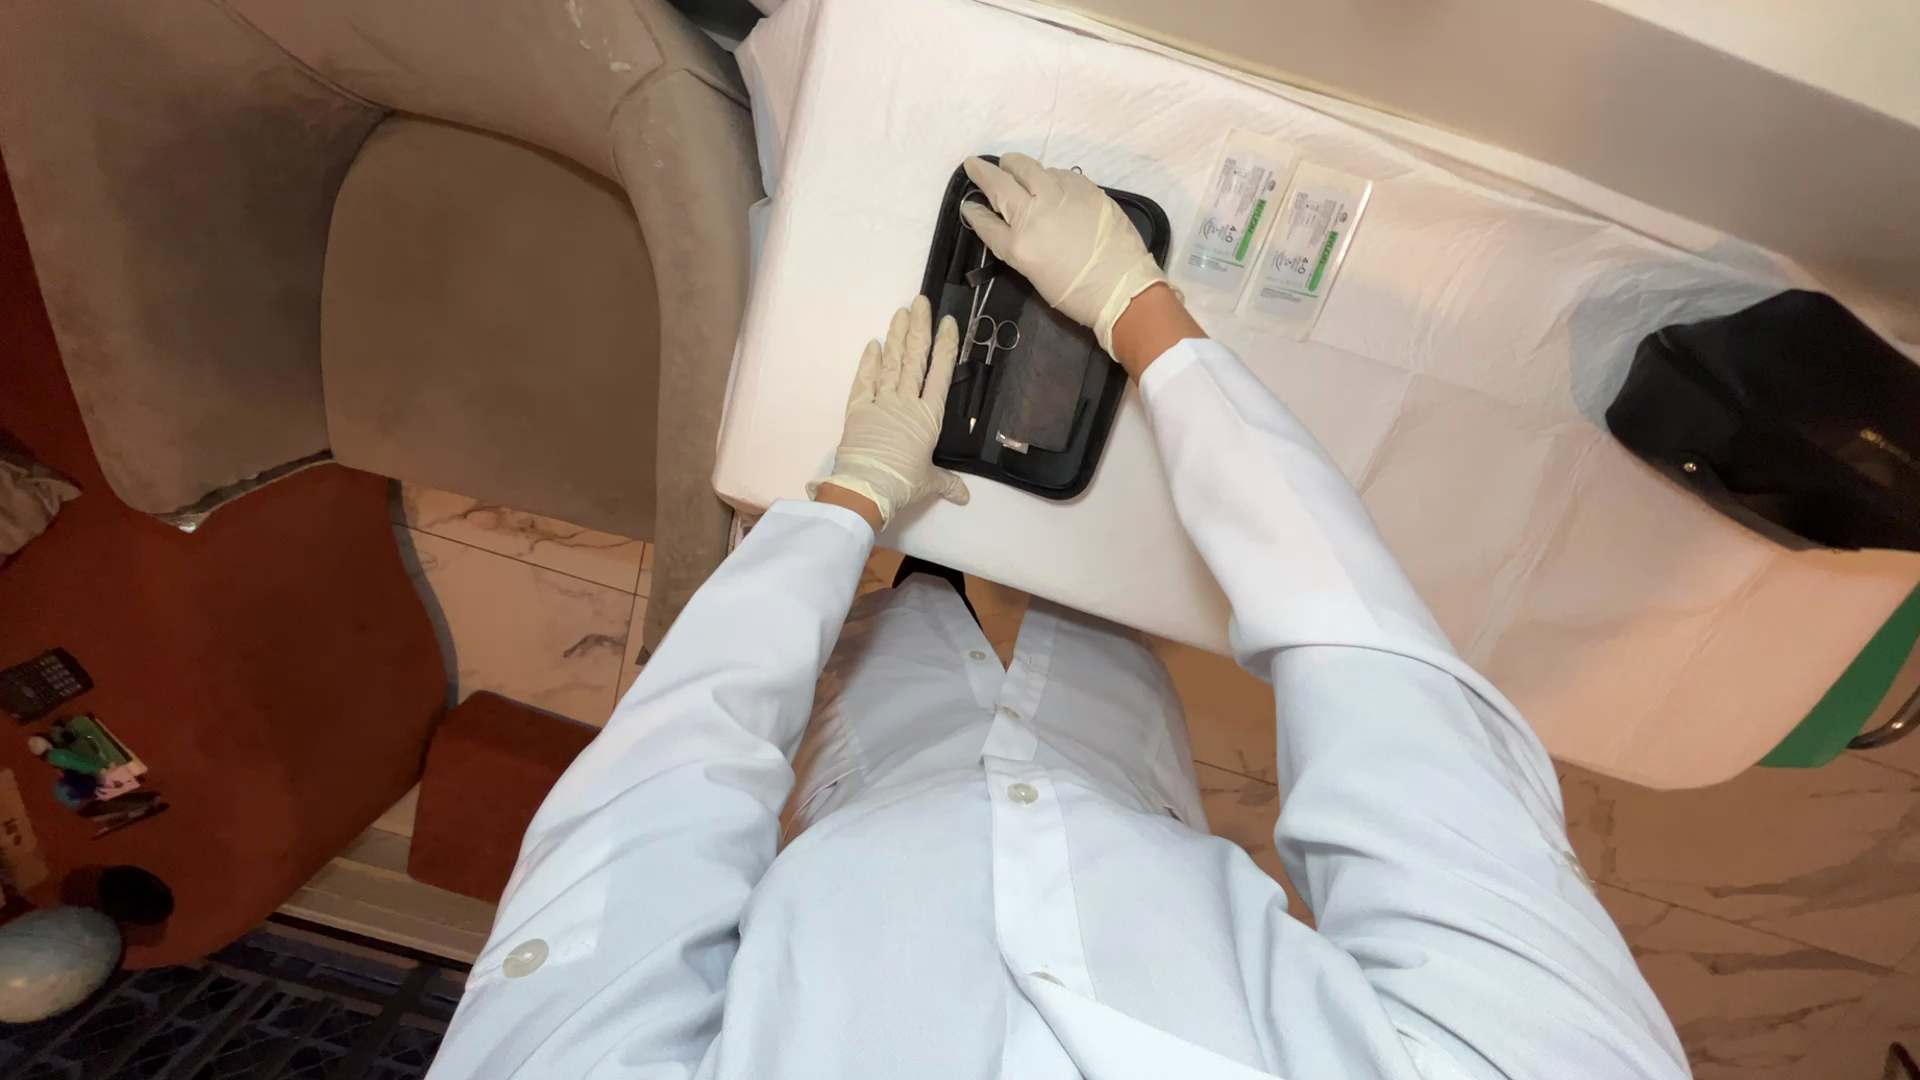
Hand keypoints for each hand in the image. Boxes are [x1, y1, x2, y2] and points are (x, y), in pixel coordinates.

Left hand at [808, 296, 969, 528]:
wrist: (867, 487)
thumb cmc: (903, 483)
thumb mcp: (929, 483)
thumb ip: (948, 484)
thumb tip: (965, 497)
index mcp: (928, 416)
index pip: (940, 373)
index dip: (946, 346)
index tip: (948, 322)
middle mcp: (905, 402)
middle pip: (914, 359)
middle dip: (919, 328)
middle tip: (920, 301)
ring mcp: (880, 402)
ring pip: (891, 363)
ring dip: (897, 336)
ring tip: (901, 312)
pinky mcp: (858, 409)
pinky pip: (864, 380)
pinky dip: (869, 362)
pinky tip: (874, 344)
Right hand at [959, 153, 1167, 353]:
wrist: (1121, 287)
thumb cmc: (1076, 295)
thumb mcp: (1035, 276)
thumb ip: (1018, 246)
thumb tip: (1014, 225)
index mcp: (1019, 246)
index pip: (985, 223)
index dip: (974, 212)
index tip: (968, 203)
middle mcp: (1033, 213)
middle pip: (1000, 183)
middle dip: (984, 172)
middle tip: (976, 165)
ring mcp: (1059, 194)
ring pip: (1028, 167)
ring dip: (1016, 167)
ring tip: (1013, 168)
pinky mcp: (1083, 186)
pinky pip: (1057, 172)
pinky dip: (1046, 175)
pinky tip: (1049, 182)